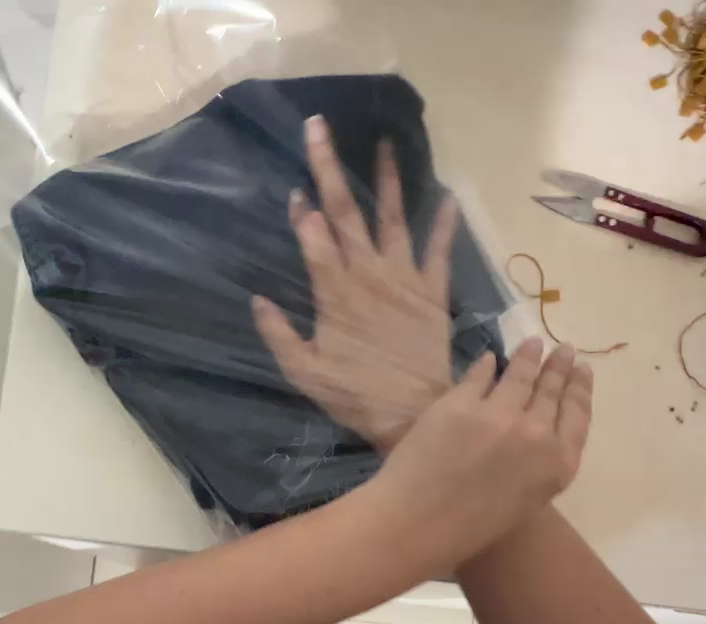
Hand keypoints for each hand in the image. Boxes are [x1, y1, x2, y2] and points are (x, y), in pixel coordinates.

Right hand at [252, 114, 463, 451]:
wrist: (413, 412)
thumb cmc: (353, 395)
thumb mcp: (303, 372)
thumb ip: (279, 334)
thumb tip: (257, 300)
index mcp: (334, 292)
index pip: (313, 239)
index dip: (302, 212)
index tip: (293, 190)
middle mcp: (368, 274)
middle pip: (345, 214)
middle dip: (329, 169)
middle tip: (320, 128)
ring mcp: (404, 279)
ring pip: (393, 219)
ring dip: (388, 180)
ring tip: (385, 143)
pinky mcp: (433, 292)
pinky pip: (440, 251)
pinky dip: (444, 224)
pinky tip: (448, 196)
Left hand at [352, 338, 592, 574]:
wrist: (418, 524)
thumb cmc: (469, 529)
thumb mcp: (523, 502)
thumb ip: (537, 465)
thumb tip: (534, 434)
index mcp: (558, 465)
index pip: (577, 416)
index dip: (580, 390)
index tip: (583, 370)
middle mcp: (537, 434)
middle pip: (551, 392)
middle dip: (558, 368)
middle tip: (563, 349)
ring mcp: (499, 414)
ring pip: (520, 376)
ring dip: (528, 357)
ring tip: (533, 344)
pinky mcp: (461, 403)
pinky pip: (478, 377)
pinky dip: (486, 366)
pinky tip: (490, 359)